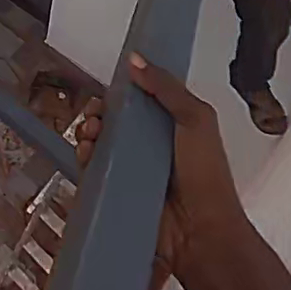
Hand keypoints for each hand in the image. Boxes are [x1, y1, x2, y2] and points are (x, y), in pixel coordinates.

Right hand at [73, 54, 246, 289]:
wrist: (201, 230)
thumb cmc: (205, 172)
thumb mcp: (195, 118)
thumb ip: (166, 87)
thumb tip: (135, 59)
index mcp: (167, 122)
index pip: (135, 99)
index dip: (118, 92)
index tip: (109, 90)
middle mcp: (146, 142)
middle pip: (111, 118)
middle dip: (97, 112)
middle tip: (96, 116)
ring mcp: (130, 166)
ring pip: (98, 141)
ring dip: (88, 132)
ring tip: (91, 136)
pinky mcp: (116, 187)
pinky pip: (93, 168)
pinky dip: (84, 157)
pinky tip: (86, 154)